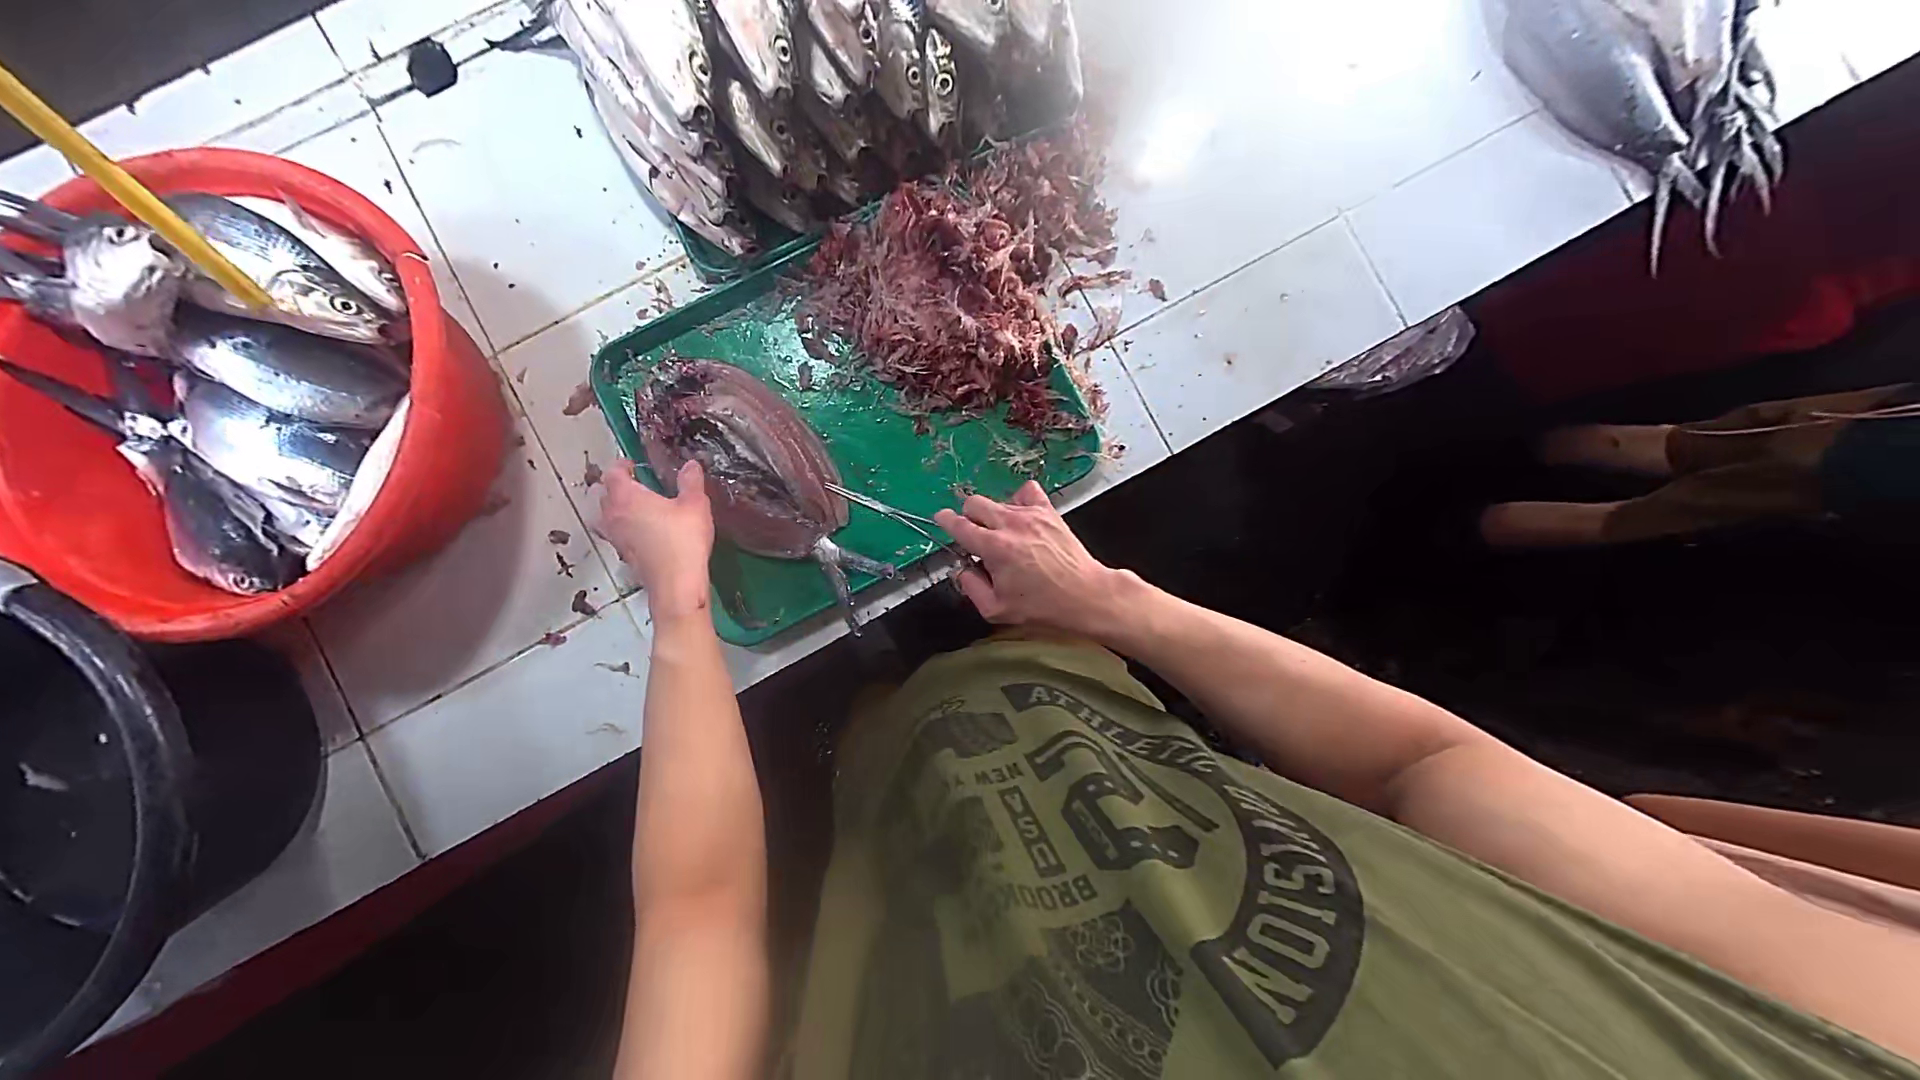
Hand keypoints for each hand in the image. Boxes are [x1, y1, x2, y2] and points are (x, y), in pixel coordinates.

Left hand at [596, 459, 714, 620]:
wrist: (676, 584)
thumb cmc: (683, 540)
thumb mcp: (695, 505)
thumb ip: (691, 481)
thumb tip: (691, 464)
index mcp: (626, 497)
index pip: (613, 472)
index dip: (622, 465)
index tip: (635, 464)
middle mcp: (613, 515)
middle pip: (607, 494)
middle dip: (621, 486)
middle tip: (642, 484)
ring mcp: (615, 537)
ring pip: (610, 515)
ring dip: (622, 508)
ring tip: (644, 507)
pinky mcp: (623, 554)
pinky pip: (619, 532)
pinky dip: (628, 527)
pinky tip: (649, 531)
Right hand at [933, 481, 1134, 638]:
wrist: (1085, 596)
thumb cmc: (1044, 606)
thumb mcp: (996, 610)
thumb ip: (971, 587)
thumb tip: (963, 571)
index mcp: (994, 548)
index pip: (959, 525)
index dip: (946, 520)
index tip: (942, 519)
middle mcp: (1011, 525)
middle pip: (974, 504)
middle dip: (969, 517)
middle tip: (976, 536)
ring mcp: (1031, 515)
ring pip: (998, 500)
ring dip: (994, 515)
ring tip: (1004, 535)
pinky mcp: (1049, 512)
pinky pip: (1028, 492)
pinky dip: (1020, 500)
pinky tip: (1022, 517)